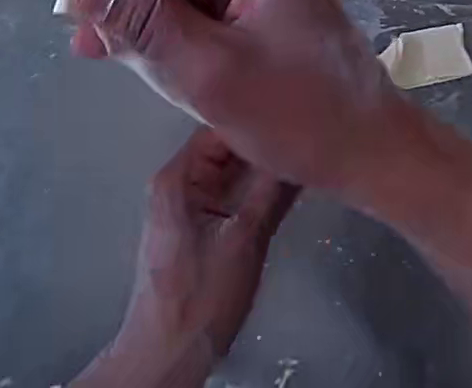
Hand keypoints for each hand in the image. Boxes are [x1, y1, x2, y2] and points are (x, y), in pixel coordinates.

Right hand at [69, 0, 409, 193]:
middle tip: (85, 25)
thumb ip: (146, 22)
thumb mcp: (210, 68)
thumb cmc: (298, 110)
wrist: (366, 150)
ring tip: (98, 49)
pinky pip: (207, 10)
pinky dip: (171, 30)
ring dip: (145, 10)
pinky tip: (136, 58)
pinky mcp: (263, 21)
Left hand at [75, 129, 299, 387]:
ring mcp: (187, 204)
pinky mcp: (198, 224)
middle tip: (305, 132)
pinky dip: (254, 186)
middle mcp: (178, 182)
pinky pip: (230, 190)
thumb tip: (301, 148)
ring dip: (261, 165)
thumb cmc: (201, 296)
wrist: (166, 358)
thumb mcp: (245, 239)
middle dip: (262, 141)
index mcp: (178, 176)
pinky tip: (285, 182)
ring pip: (230, 170)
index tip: (291, 113)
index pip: (219, 126)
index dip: (255, 116)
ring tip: (302, 150)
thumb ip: (272, 191)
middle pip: (225, 146)